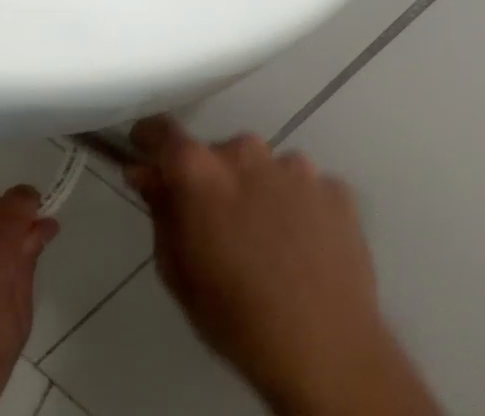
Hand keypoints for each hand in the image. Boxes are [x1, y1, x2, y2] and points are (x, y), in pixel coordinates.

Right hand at [127, 118, 438, 415]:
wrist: (326, 352)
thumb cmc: (234, 316)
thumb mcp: (176, 269)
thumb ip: (159, 210)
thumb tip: (146, 174)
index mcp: (198, 171)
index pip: (162, 132)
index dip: (148, 140)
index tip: (146, 158)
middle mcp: (246, 154)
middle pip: (217, 154)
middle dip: (211, 180)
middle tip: (217, 225)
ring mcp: (297, 169)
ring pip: (264, 169)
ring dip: (257, 190)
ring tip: (268, 241)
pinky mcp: (337, 192)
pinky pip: (304, 188)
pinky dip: (297, 207)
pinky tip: (302, 248)